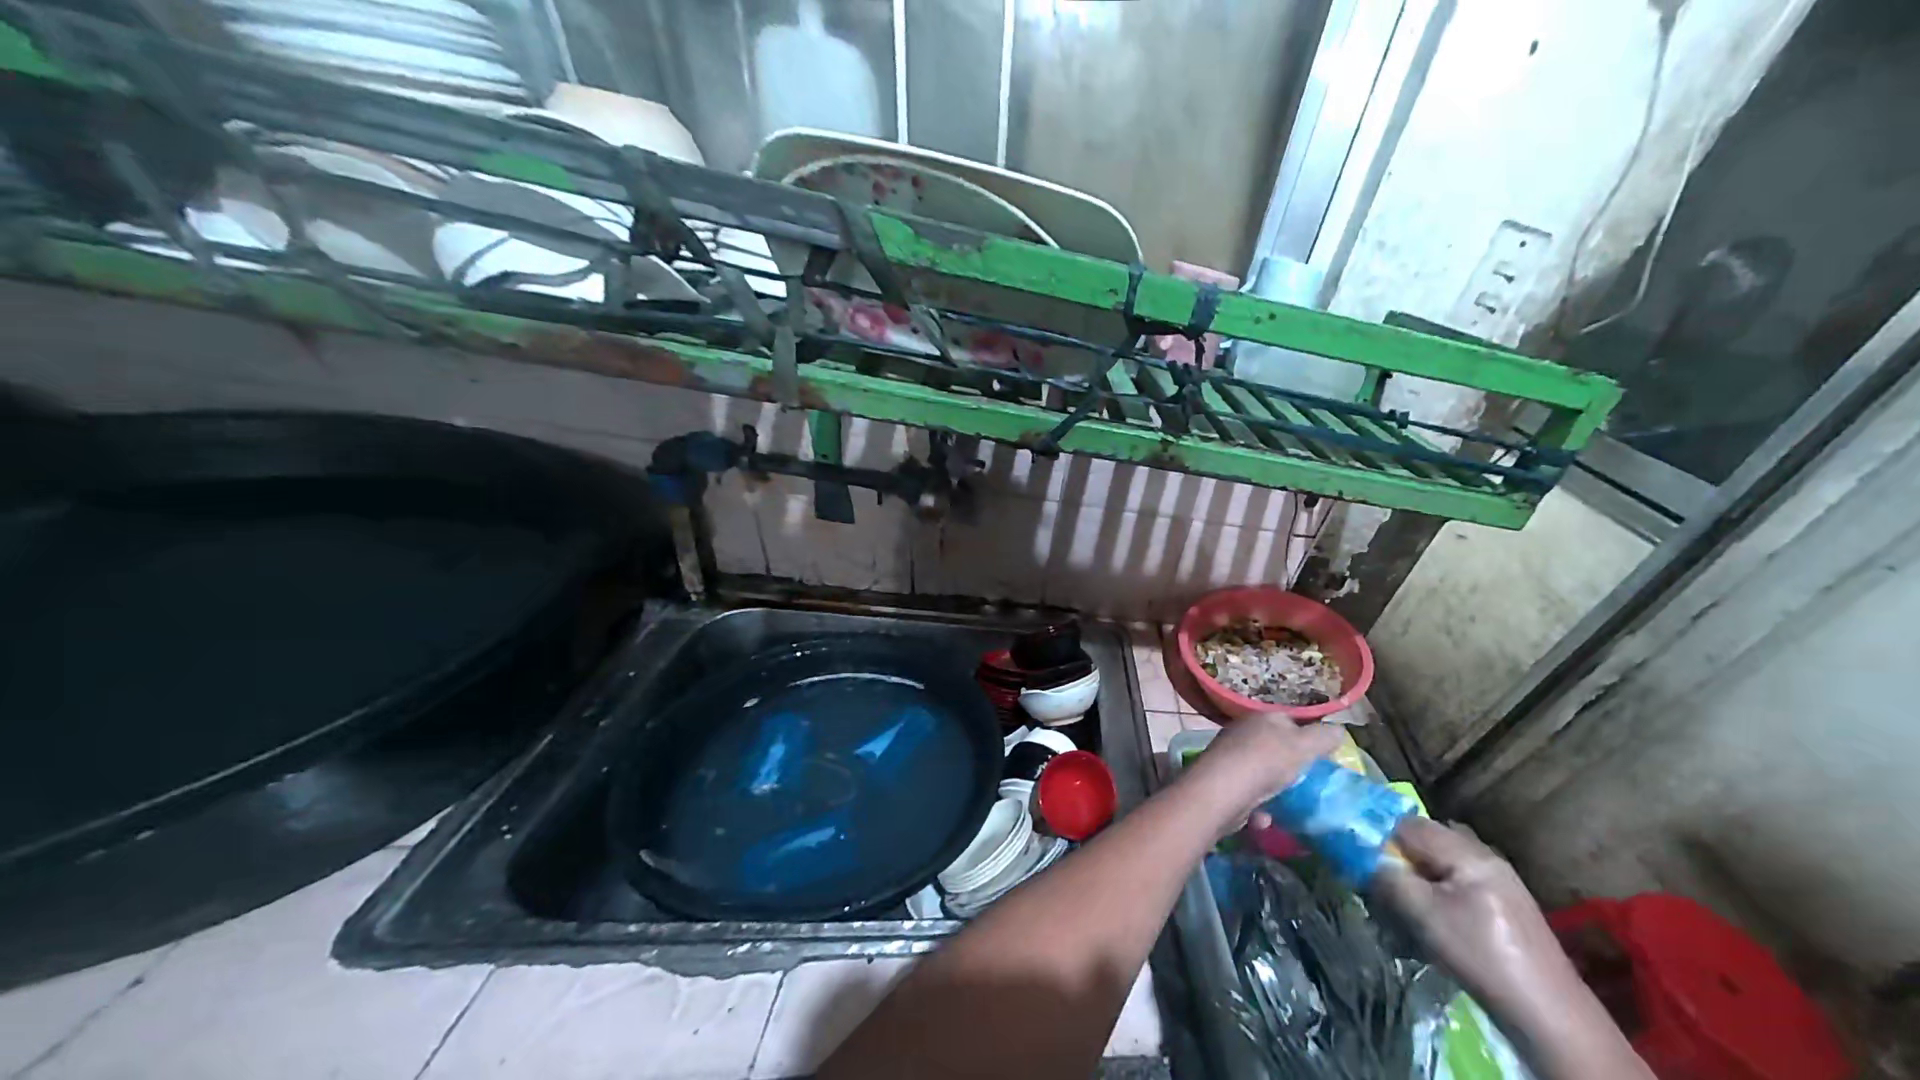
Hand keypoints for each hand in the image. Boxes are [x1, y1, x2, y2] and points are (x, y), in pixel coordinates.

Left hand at [1180, 717, 1345, 833]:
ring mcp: (1229, 757)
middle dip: (1290, 766)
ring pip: (1260, 773)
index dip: (1307, 737)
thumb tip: (1337, 730)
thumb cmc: (1267, 761)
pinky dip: (1257, 807)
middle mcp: (1242, 733)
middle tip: (1308, 784)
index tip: (1322, 758)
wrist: (1223, 790)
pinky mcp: (1220, 782)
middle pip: (1273, 748)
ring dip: (1273, 790)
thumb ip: (1323, 736)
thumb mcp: (1305, 745)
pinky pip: (1247, 794)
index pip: (1289, 721)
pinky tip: (1264, 818)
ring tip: (1288, 804)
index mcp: (1261, 718)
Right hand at [1371, 817, 1583, 1024]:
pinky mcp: (1500, 904)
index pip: (1405, 822)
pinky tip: (1427, 918)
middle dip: (1393, 856)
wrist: (1547, 1012)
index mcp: (1466, 850)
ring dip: (1412, 876)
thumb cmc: (1479, 955)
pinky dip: (1432, 892)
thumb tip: (1354, 852)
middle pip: (1421, 840)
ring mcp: (1497, 879)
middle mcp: (1483, 854)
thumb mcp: (1422, 913)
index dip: (1374, 831)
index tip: (1350, 848)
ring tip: (1397, 903)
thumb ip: (1385, 876)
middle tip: (1372, 880)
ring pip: (1436, 862)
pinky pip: (1453, 882)